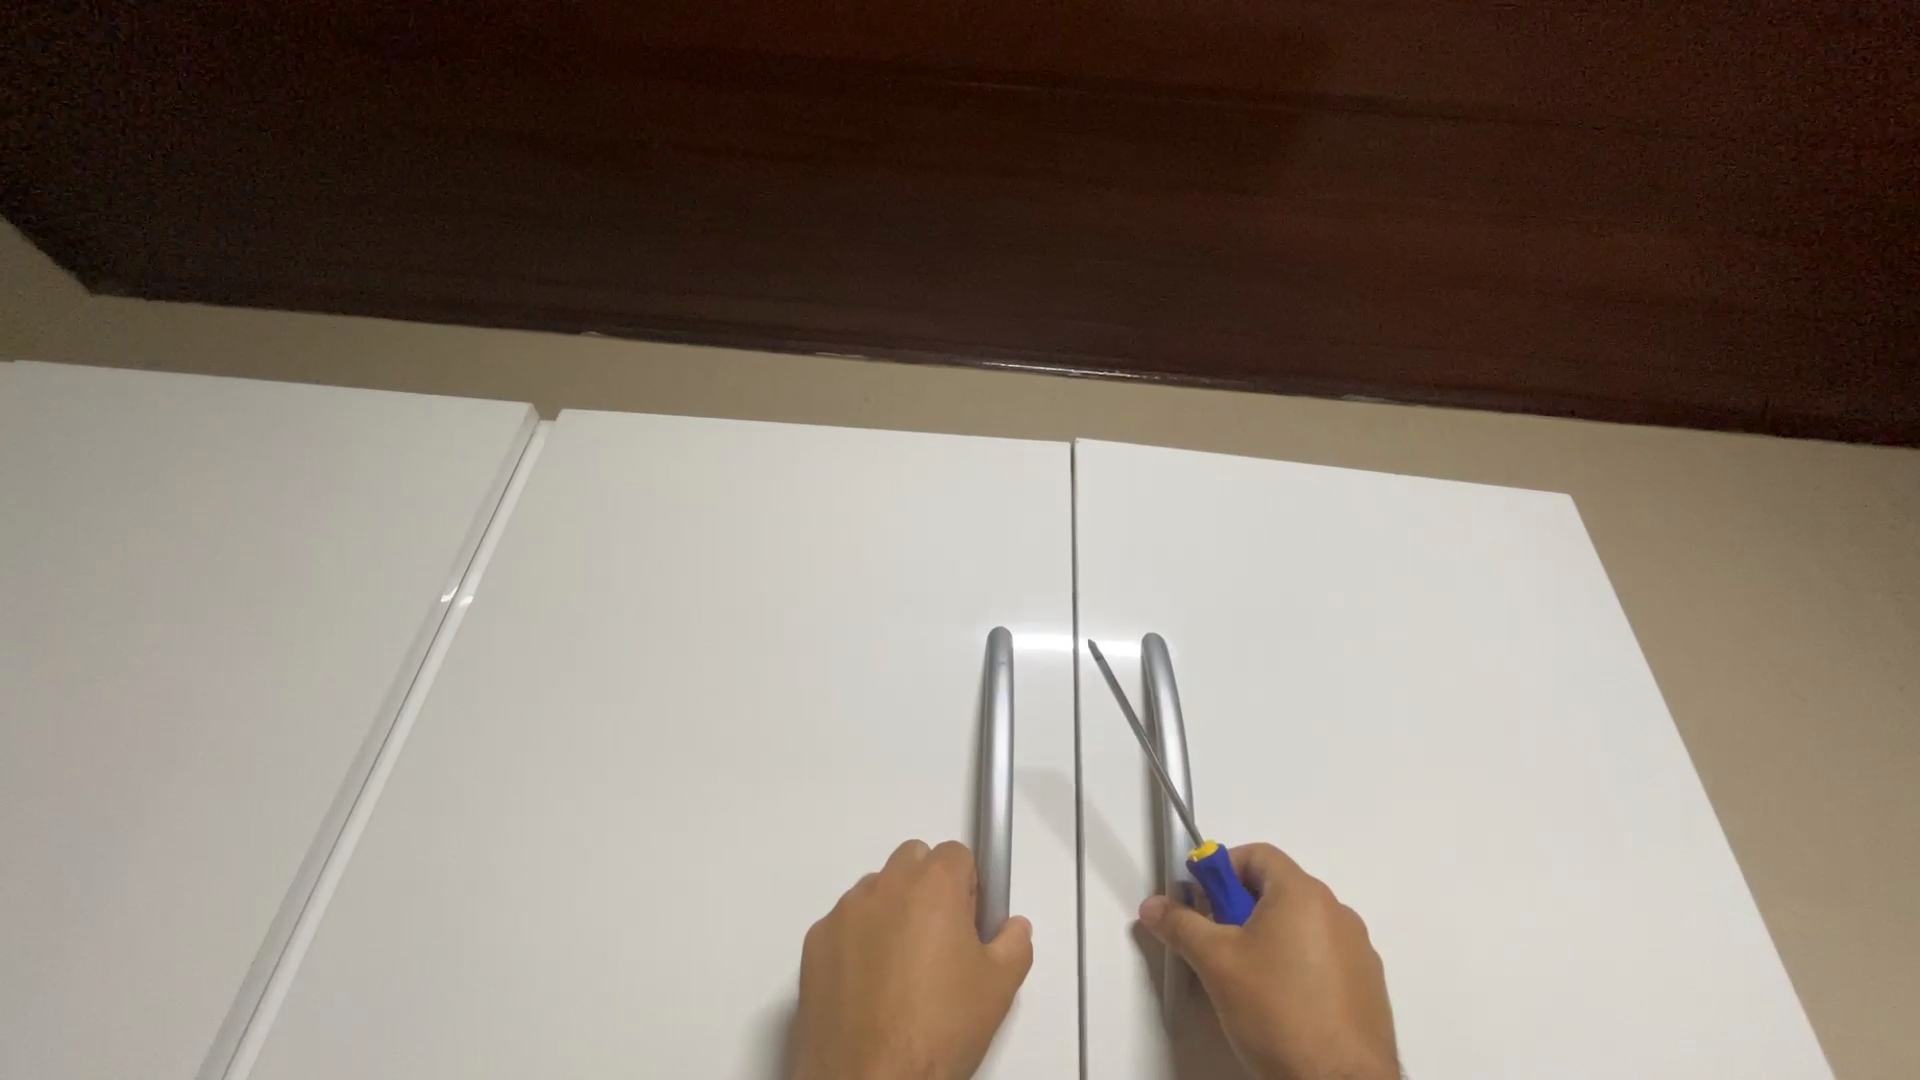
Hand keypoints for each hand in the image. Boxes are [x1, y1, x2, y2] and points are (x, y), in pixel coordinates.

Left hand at [791, 839, 1033, 1079]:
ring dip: (892, 912)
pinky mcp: (815, 942)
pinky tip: (870, 987)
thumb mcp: (999, 988)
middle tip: (940, 942)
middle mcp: (885, 885)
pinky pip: (844, 924)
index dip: (967, 886)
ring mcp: (844, 912)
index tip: (969, 923)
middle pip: (913, 860)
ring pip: (877, 890)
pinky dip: (858, 941)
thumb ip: (1014, 942)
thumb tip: (1014, 927)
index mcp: (933, 884)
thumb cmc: (938, 1030)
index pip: (956, 853)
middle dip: (928, 888)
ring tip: (903, 971)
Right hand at [1139, 843, 1397, 1079]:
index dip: (1221, 868)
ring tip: (1246, 978)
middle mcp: (1337, 912)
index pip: (1257, 854)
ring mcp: (1359, 951)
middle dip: (1239, 907)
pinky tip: (1280, 1003)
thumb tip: (1152, 905)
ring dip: (1267, 936)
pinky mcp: (1369, 987)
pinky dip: (1296, 963)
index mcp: (1303, 893)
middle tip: (1216, 942)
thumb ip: (1180, 924)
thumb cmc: (1276, 1010)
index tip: (1201, 900)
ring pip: (1300, 924)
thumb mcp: (1215, 962)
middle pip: (1277, 888)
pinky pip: (1323, 956)